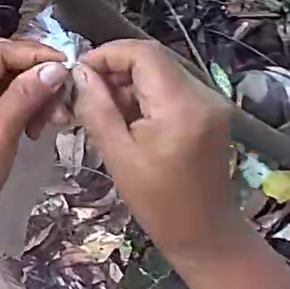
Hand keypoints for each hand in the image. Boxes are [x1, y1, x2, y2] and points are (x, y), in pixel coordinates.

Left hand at [0, 39, 70, 272]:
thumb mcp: (0, 131)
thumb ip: (26, 94)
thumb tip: (57, 67)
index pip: (0, 51)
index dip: (35, 54)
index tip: (68, 67)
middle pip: (6, 65)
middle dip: (38, 77)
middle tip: (65, 96)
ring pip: (11, 85)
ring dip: (37, 96)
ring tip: (56, 119)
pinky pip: (8, 104)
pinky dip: (28, 110)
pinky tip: (40, 127)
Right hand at [72, 40, 289, 288]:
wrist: (206, 235)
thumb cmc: (158, 202)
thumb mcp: (117, 156)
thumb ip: (96, 108)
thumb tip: (79, 72)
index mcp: (181, 106)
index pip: (143, 53)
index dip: (107, 54)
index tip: (79, 72)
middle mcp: (203, 95)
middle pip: (152, 59)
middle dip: (115, 69)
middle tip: (87, 94)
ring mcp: (211, 101)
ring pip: (160, 70)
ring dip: (128, 82)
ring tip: (105, 110)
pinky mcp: (210, 110)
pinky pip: (170, 86)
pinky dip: (145, 94)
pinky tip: (129, 118)